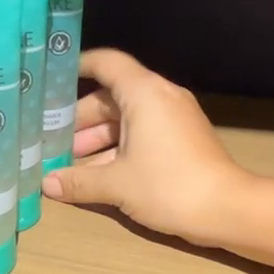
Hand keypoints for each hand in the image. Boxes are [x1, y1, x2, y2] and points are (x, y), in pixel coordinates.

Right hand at [42, 48, 252, 246]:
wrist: (227, 209)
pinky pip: (140, 135)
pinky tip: (95, 175)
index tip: (52, 80)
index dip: (77, 67)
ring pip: (124, 120)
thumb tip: (47, 184)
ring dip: (95, 140)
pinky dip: (116, 149)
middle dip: (79, 120)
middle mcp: (159, 98)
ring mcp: (173, 120)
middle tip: (50, 140)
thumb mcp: (116, 184)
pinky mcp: (180, 141)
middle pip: (110, 97)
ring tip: (67, 164)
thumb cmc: (168, 185)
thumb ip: (78, 181)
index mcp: (143, 93)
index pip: (106, 64)